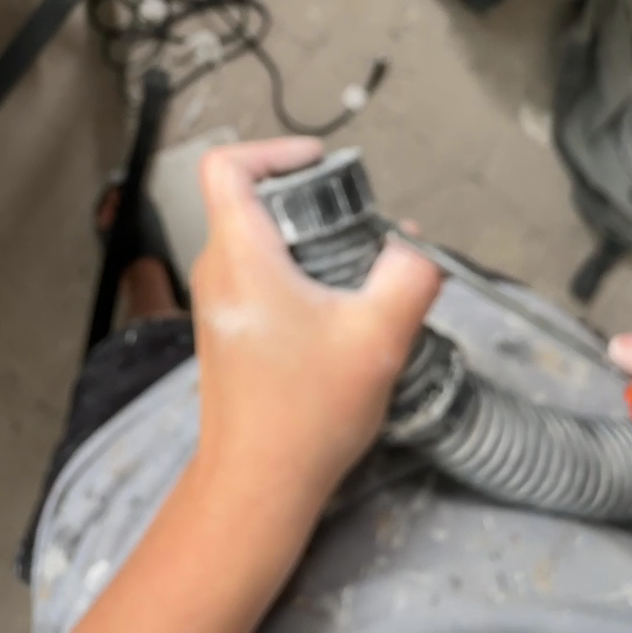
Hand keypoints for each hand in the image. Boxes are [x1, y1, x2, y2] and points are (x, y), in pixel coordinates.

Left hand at [189, 139, 441, 503]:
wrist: (255, 484)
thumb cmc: (306, 411)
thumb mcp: (377, 338)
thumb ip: (409, 277)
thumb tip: (416, 244)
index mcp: (240, 254)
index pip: (227, 166)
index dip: (273, 149)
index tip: (320, 164)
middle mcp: (217, 267)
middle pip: (246, 196)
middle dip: (303, 194)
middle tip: (352, 216)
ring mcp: (215, 298)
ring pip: (252, 234)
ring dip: (301, 233)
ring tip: (351, 262)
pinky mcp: (225, 324)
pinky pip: (253, 269)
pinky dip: (291, 265)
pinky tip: (332, 303)